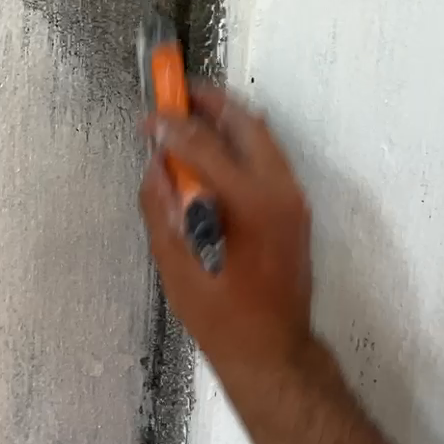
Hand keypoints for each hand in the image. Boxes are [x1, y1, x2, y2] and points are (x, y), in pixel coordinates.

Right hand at [140, 83, 312, 373]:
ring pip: (262, 136)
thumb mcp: (175, 265)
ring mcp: (293, 198)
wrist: (273, 350)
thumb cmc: (219, 316)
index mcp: (248, 204)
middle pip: (245, 123)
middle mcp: (279, 191)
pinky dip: (241, 141)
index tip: (148, 117)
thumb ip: (161, 208)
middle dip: (207, 102)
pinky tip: (213, 148)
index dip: (171, 125)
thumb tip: (155, 164)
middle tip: (174, 93)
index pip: (204, 145)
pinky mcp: (295, 208)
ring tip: (190, 113)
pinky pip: (268, 157)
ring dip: (226, 118)